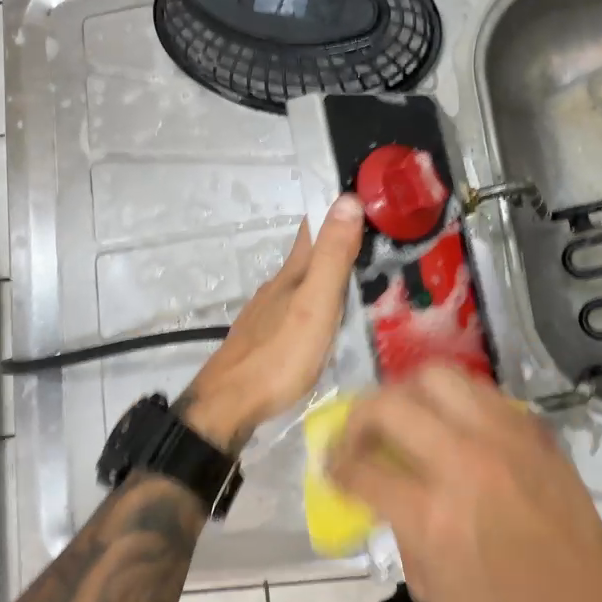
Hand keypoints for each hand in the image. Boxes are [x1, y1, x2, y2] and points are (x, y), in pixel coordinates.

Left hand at [181, 195, 365, 450]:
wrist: (228, 405)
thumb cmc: (278, 355)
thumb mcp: (314, 305)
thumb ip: (331, 258)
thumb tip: (346, 199)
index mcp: (292, 275)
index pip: (312, 229)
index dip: (333, 209)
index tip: (360, 196)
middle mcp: (278, 288)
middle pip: (309, 257)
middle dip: (336, 244)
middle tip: (374, 242)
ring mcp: (267, 315)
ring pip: (302, 285)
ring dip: (326, 277)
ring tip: (358, 282)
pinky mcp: (265, 341)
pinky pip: (297, 311)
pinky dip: (316, 306)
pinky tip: (325, 322)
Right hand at [326, 365, 601, 601]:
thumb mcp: (432, 589)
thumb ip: (399, 530)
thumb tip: (380, 490)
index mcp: (433, 515)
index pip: (361, 466)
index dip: (336, 464)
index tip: (333, 466)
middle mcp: (463, 462)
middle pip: (390, 405)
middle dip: (359, 418)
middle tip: (359, 437)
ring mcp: (502, 437)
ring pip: (436, 378)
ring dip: (406, 394)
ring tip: (403, 418)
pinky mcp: (532, 429)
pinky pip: (478, 392)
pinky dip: (452, 401)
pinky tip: (450, 426)